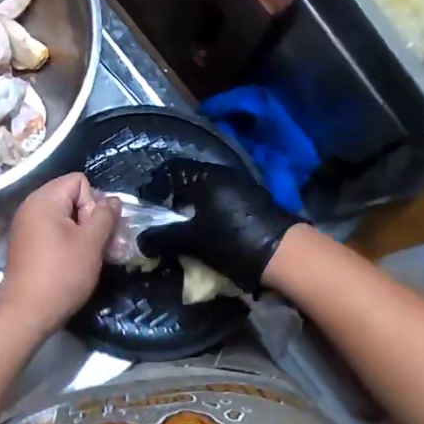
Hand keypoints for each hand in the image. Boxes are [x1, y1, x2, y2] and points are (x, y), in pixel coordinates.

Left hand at [0, 173, 119, 335]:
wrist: (27, 312)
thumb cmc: (62, 273)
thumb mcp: (91, 243)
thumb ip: (105, 216)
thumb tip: (113, 200)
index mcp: (44, 200)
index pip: (79, 181)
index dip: (93, 202)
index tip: (93, 230)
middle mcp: (32, 207)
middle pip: (72, 198)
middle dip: (91, 218)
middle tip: (99, 245)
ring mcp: (27, 227)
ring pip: (66, 218)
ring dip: (83, 234)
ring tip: (92, 257)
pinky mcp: (28, 246)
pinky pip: (54, 233)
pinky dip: (69, 243)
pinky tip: (76, 263)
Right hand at [136, 159, 301, 291]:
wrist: (282, 253)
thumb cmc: (231, 240)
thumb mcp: (191, 241)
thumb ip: (163, 238)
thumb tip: (142, 240)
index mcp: (206, 176)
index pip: (171, 170)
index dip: (155, 187)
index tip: (148, 207)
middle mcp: (225, 174)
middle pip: (190, 181)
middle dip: (175, 200)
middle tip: (165, 222)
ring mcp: (244, 186)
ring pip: (209, 193)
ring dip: (195, 209)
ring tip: (187, 231)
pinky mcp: (256, 202)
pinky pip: (225, 203)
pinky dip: (213, 215)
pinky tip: (212, 233)